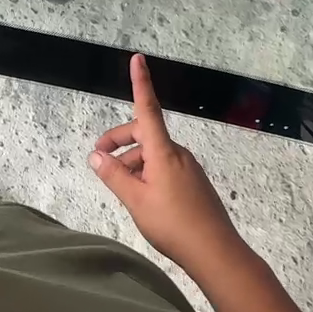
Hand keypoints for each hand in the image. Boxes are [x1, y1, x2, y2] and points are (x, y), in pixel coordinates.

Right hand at [88, 53, 239, 267]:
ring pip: (152, 154)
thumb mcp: (135, 200)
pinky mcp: (192, 182)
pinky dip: (146, 173)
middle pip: (143, 133)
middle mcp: (177, 153)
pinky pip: (163, 168)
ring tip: (120, 189)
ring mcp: (187, 168)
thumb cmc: (173, 224)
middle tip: (98, 159)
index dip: (140, 83)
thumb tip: (97, 156)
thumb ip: (113, 175)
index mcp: (163, 151)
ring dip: (132, 163)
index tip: (137, 58)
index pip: (146, 109)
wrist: (216, 253)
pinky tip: (140, 197)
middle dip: (119, 141)